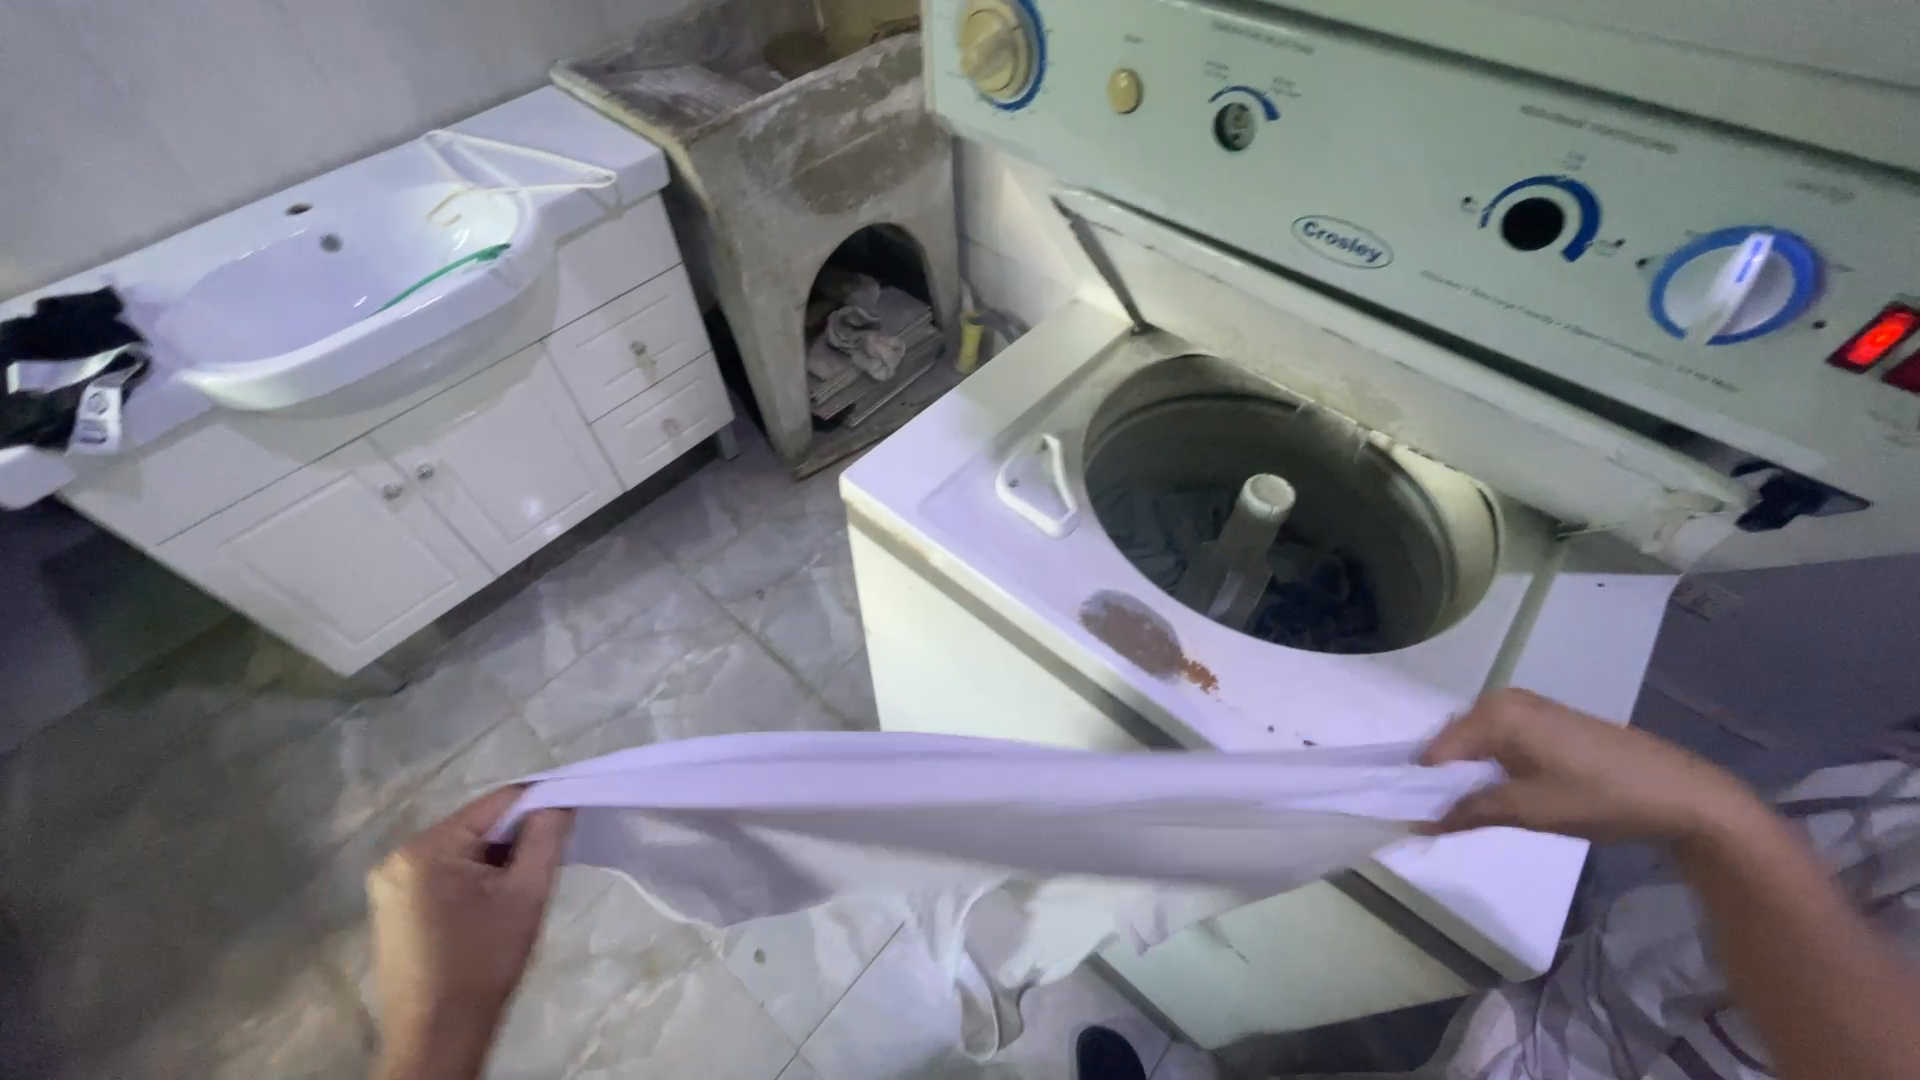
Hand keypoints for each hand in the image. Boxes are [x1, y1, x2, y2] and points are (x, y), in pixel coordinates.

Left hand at [367, 789, 571, 1079]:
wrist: (438, 1035)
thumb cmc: (485, 960)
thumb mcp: (528, 891)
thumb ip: (547, 835)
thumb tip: (561, 799)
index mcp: (426, 848)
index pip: (499, 802)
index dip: (540, 807)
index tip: (568, 825)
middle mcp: (398, 858)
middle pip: (479, 825)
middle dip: (516, 839)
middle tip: (543, 866)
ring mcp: (390, 885)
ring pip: (465, 849)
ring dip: (498, 860)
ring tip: (518, 891)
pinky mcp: (393, 908)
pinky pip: (446, 872)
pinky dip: (476, 878)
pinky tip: (492, 907)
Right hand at [1420, 688, 1768, 844]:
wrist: (1688, 797)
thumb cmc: (1602, 798)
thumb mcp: (1529, 811)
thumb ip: (1467, 812)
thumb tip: (1417, 824)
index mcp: (1493, 713)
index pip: (1436, 753)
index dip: (1424, 788)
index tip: (1421, 819)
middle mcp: (1501, 699)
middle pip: (1452, 744)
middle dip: (1447, 780)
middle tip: (1454, 817)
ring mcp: (1525, 706)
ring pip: (1475, 743)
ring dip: (1471, 774)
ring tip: (1482, 808)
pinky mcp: (1545, 718)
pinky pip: (1499, 739)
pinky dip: (1494, 765)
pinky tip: (1509, 791)